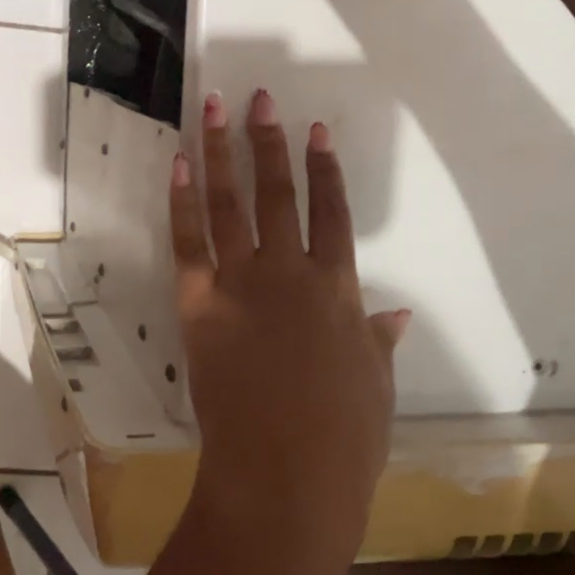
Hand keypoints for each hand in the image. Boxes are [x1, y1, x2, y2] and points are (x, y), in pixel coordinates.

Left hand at [171, 89, 409, 530]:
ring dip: (222, 151)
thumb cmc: (342, 440)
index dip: (324, 167)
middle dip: (269, 141)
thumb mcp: (372, 386)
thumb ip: (376, 340)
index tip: (316, 129)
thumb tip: (394, 311)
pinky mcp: (199, 303)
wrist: (286, 475)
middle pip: (279, 192)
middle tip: (260, 98)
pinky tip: (179, 164)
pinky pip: (189, 241)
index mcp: (339, 290)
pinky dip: (182, 201)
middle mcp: (290, 272)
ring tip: (214, 109)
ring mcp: (241, 283)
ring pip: (231, 203)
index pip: (333, 212)